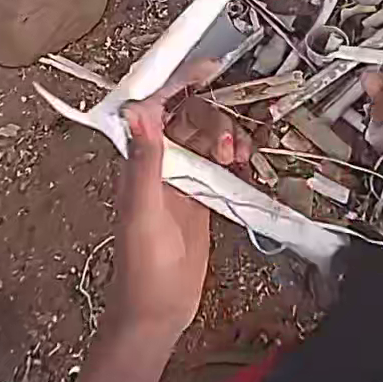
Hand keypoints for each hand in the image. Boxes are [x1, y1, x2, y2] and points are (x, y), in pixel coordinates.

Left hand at [108, 61, 241, 346]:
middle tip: (226, 147)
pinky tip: (244, 166)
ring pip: (209, 136)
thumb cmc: (142, 267)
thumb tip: (139, 111)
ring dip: (227, 136)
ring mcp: (184, 176)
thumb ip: (144, 161)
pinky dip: (235, 156)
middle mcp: (161, 160)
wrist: (159, 312)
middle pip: (191, 116)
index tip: (210, 68)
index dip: (181, 82)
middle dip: (213, 118)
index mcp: (139, 157)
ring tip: (237, 158)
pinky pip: (221, 161)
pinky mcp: (203, 193)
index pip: (158, 105)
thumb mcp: (143, 212)